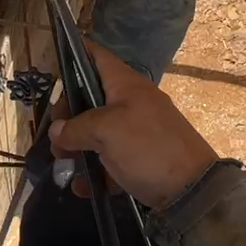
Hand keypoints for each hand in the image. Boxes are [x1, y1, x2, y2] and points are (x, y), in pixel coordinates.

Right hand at [48, 42, 217, 208]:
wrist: (192, 190)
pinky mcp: (142, 160)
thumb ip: (75, 128)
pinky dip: (96, 171)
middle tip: (54, 137)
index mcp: (126, 84)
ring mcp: (138, 132)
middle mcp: (132, 103)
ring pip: (98, 132)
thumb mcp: (105, 131)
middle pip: (90, 99)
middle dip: (68, 116)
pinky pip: (111, 160)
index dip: (74, 54)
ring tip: (63, 165)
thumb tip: (57, 131)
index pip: (96, 56)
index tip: (53, 66)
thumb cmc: (147, 147)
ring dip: (78, 147)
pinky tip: (83, 187)